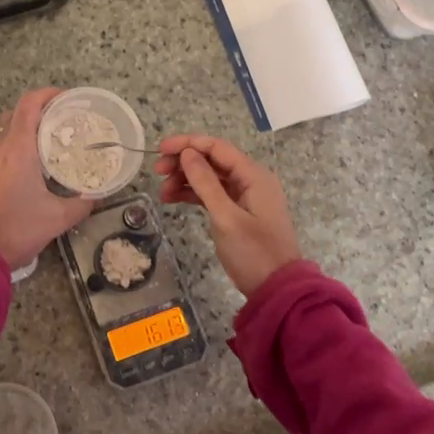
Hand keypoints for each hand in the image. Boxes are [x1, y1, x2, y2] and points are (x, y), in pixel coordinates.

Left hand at [0, 89, 94, 269]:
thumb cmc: (16, 227)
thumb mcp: (57, 217)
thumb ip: (81, 204)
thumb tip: (95, 196)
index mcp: (18, 147)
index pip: (30, 104)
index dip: (48, 94)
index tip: (68, 98)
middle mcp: (0, 147)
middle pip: (17, 113)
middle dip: (40, 110)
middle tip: (64, 120)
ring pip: (7, 130)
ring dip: (27, 128)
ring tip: (52, 140)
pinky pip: (1, 148)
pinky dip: (18, 145)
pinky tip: (34, 164)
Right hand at [155, 134, 300, 296]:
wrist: (277, 289)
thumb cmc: (254, 253)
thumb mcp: (226, 218)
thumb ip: (206, 183)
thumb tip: (187, 154)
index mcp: (254, 176)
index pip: (217, 147)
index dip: (188, 144)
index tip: (161, 149)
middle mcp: (251, 180)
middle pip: (213, 160)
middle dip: (184, 162)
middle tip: (157, 171)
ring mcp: (245, 196)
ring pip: (210, 177)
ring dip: (185, 180)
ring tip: (162, 192)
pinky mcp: (238, 212)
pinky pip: (212, 194)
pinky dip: (193, 194)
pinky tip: (173, 198)